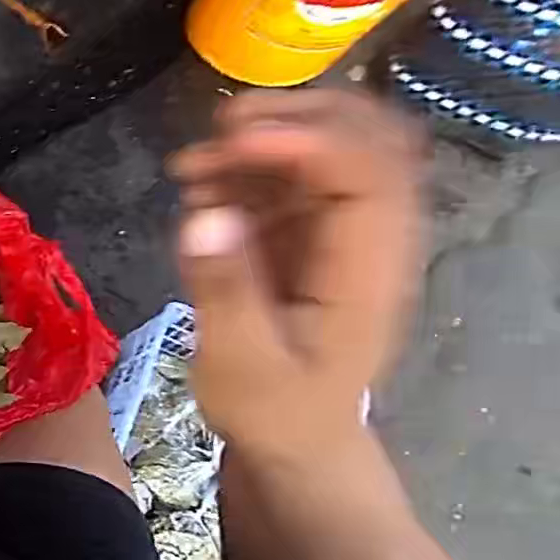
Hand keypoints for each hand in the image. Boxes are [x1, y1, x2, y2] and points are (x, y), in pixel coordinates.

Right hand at [170, 89, 425, 457]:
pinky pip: (284, 185)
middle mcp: (365, 239)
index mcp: (369, 271)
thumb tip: (203, 213)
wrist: (295, 442)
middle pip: (365, 140)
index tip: (233, 142)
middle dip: (295, 117)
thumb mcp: (240, 363)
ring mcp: (337, 236)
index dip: (306, 141)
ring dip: (258, 144)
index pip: (367, 174)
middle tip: (221, 129)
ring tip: (190, 168)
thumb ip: (224, 290)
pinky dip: (243, 174)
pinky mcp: (306, 241)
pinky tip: (199, 191)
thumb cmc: (274, 412)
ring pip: (321, 153)